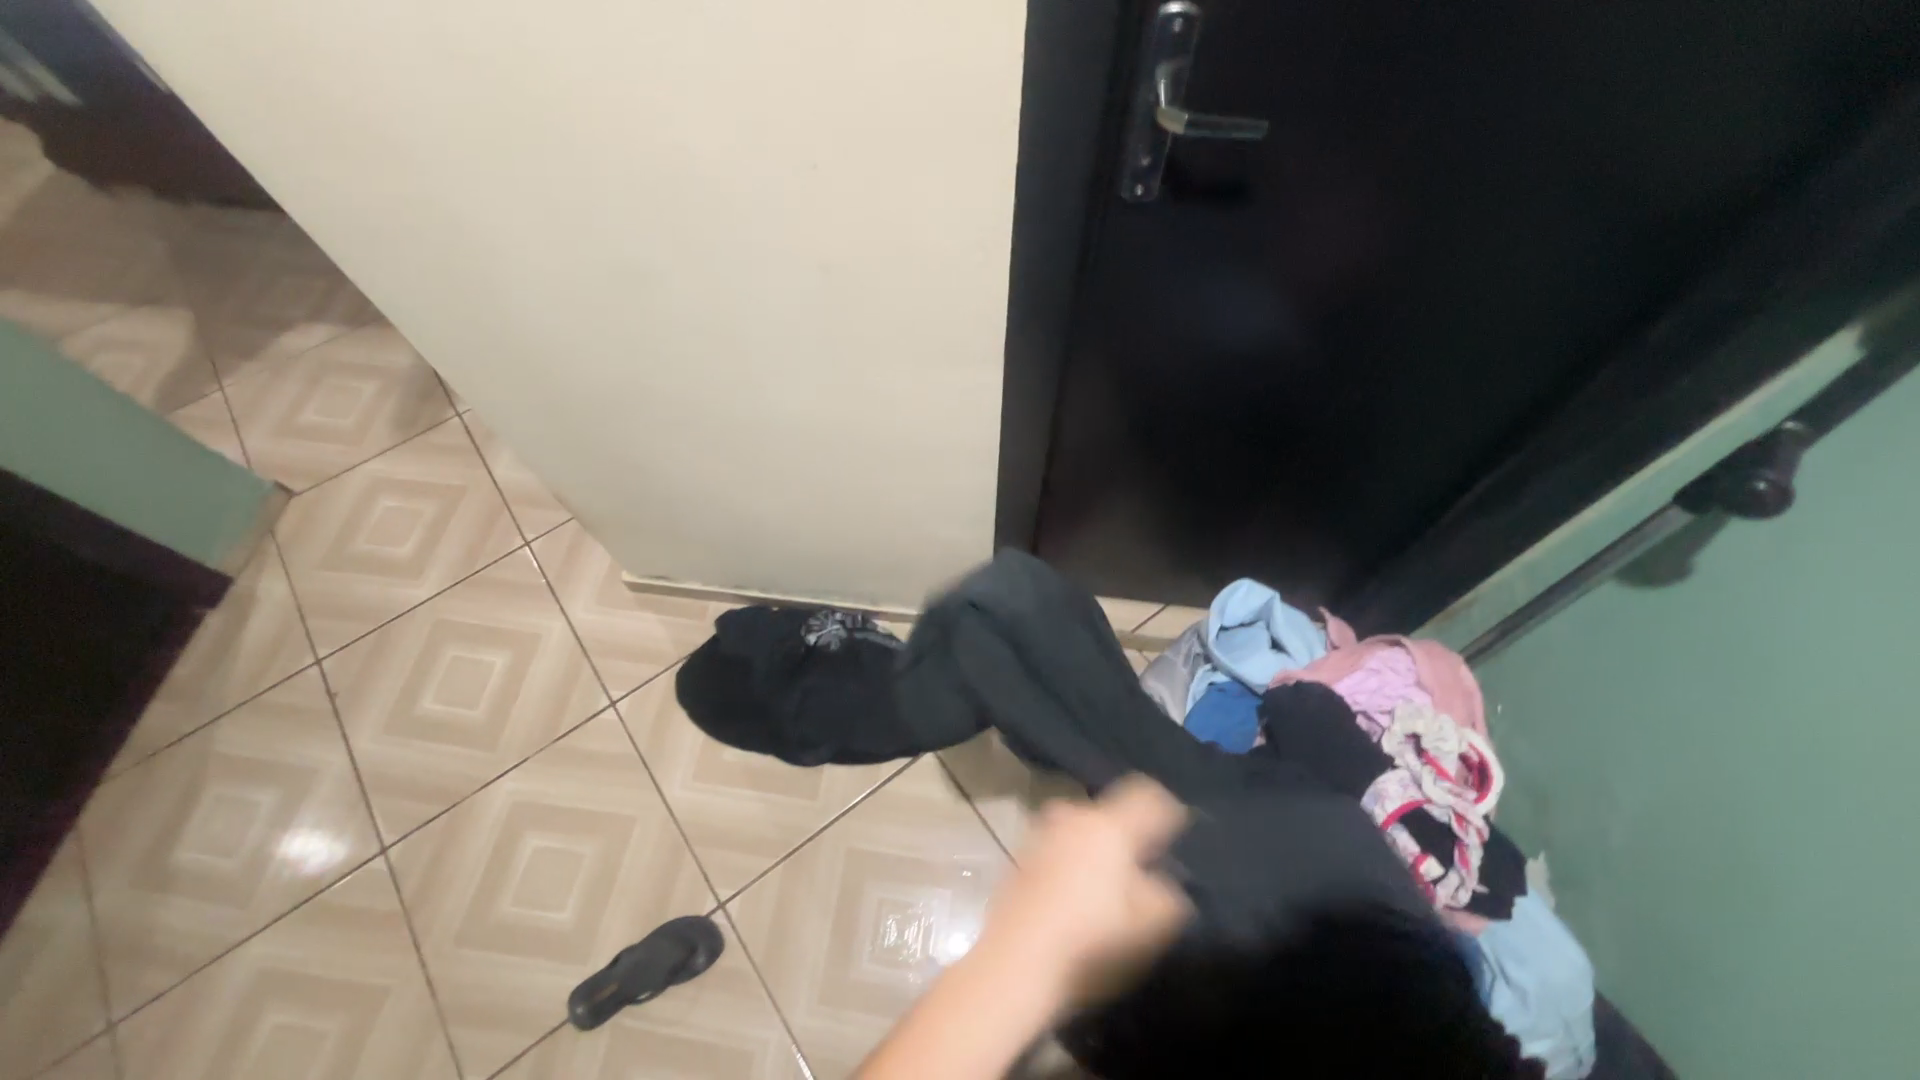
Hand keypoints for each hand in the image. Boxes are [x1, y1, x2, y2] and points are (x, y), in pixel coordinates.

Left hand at [974, 775, 1194, 1008]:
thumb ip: (1168, 894)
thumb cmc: (1091, 940)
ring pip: (1078, 830)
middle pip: (1109, 814)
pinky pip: (1055, 850)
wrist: (1016, 961)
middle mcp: (1072, 817)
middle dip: (1125, 837)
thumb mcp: (1153, 926)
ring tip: (1101, 890)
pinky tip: (1070, 901)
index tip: (1171, 843)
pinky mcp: (1018, 858)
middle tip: (1137, 873)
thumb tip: (1162, 881)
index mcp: (1110, 825)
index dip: (1167, 813)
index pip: (1148, 795)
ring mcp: (1040, 834)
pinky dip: (1067, 865)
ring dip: (1092, 851)